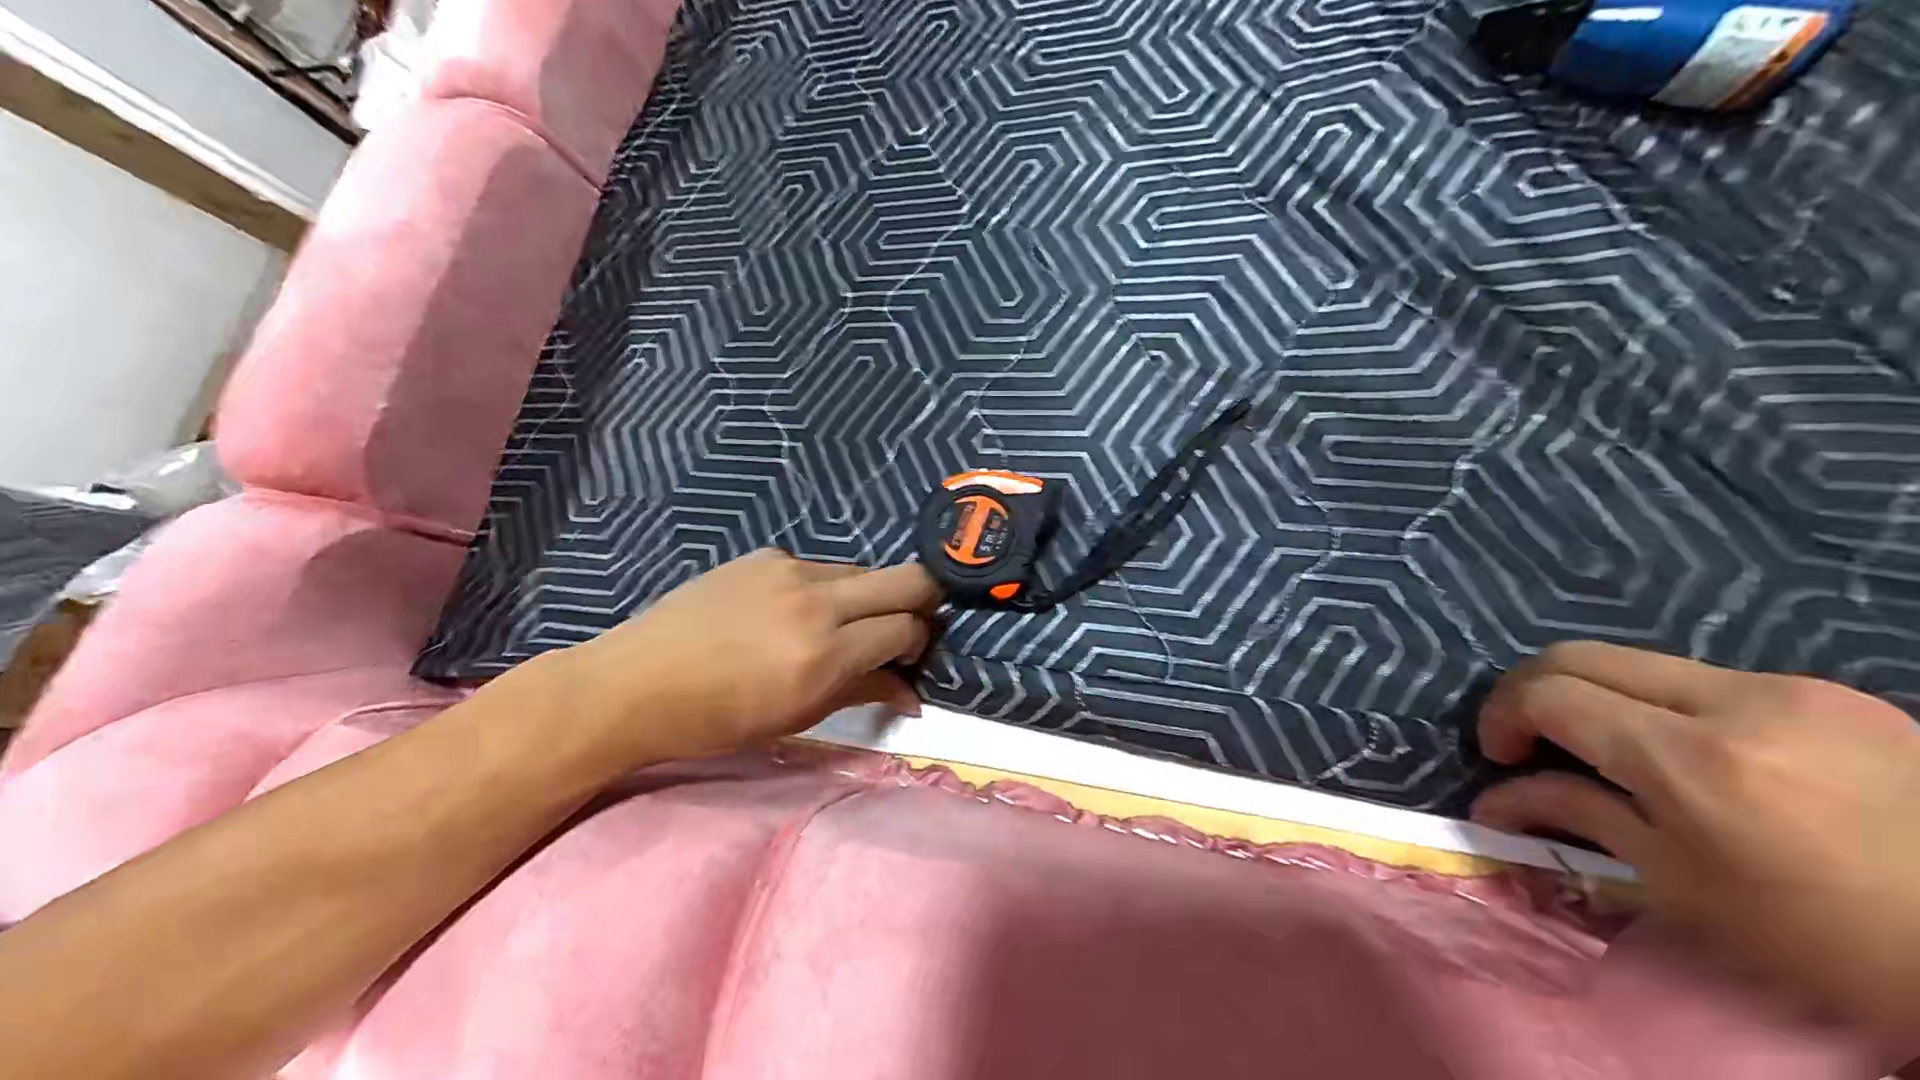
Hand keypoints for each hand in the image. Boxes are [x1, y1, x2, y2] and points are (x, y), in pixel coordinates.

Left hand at [526, 549, 941, 765]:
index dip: (919, 643)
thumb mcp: (797, 716)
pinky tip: (790, 613)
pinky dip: (823, 589)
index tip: (906, 659)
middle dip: (922, 601)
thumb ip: (862, 693)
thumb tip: (913, 695)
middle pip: (907, 579)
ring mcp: (789, 569)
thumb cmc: (717, 719)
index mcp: (825, 652)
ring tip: (837, 627)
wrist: (635, 683)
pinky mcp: (764, 555)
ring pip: (862, 571)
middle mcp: (816, 601)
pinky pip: (818, 567)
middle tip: (902, 628)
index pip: (907, 628)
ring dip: (868, 597)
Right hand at [1472, 642, 1919, 1043]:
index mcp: (1692, 758)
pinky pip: (1706, 680)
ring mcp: (1794, 690)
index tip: (1500, 754)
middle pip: (1582, 655)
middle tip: (1528, 738)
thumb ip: (1577, 818)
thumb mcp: (1684, 891)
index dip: (1502, 715)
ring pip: (1640, 662)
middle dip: (1533, 690)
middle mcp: (1737, 701)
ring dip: (1598, 697)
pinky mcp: (1835, 695)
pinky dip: (1662, 706)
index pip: (1548, 694)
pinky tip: (1692, 756)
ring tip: (1608, 752)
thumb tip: (1493, 800)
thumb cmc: (1830, 945)